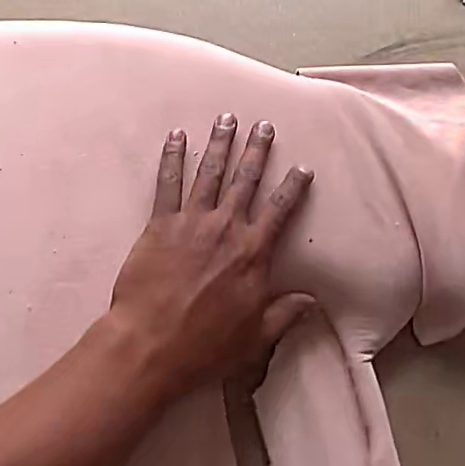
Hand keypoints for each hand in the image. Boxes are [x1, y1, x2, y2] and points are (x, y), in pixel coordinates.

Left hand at [102, 113, 315, 398]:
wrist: (151, 345)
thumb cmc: (206, 346)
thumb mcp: (256, 337)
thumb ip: (285, 314)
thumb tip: (313, 301)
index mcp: (253, 253)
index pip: (281, 210)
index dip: (293, 186)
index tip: (303, 166)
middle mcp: (226, 229)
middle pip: (246, 180)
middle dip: (257, 150)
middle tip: (264, 125)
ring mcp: (193, 222)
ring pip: (210, 173)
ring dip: (220, 144)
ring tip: (227, 119)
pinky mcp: (161, 224)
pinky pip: (168, 183)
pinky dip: (172, 157)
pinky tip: (176, 136)